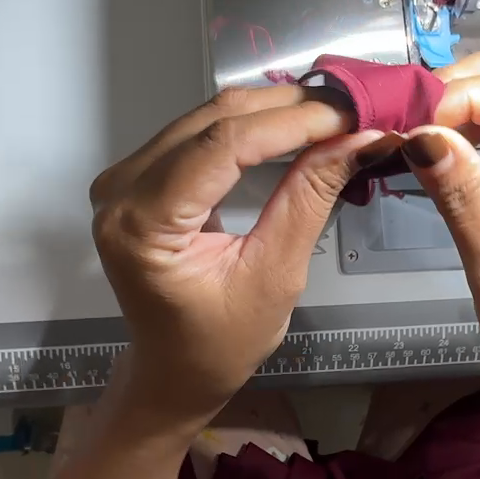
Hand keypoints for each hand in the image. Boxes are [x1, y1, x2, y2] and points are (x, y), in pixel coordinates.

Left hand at [90, 85, 380, 425]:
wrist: (174, 370)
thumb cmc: (221, 342)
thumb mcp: (275, 275)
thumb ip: (309, 199)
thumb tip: (359, 139)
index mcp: (142, 224)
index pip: (222, 145)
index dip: (292, 123)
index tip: (351, 116)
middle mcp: (120, 190)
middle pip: (211, 120)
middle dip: (287, 109)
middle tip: (351, 110)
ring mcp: (123, 179)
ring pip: (206, 117)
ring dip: (271, 111)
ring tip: (330, 116)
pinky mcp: (137, 177)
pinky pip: (197, 133)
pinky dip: (248, 126)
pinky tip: (290, 126)